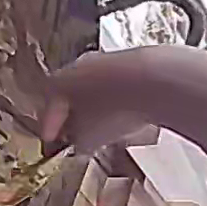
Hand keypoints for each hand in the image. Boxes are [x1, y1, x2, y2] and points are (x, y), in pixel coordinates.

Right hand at [39, 46, 206, 151]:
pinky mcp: (140, 62)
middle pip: (72, 92)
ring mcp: (112, 61)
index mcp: (61, 81)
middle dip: (73, 114)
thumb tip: (79, 144)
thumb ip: (77, 142)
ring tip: (104, 129)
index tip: (51, 140)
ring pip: (98, 87)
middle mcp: (83, 65)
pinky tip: (128, 117)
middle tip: (75, 135)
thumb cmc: (113, 110)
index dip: (48, 124)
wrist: (159, 83)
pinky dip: (121, 100)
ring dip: (98, 107)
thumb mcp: (88, 137)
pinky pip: (123, 85)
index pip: (47, 101)